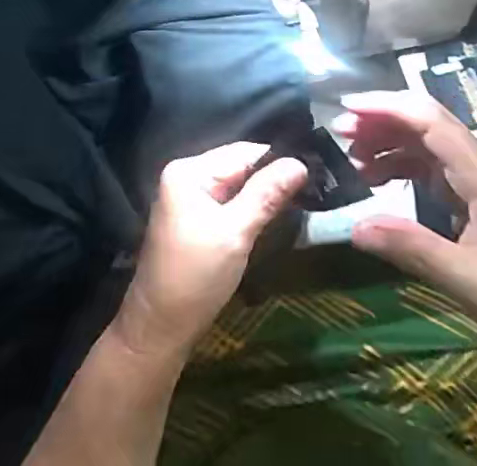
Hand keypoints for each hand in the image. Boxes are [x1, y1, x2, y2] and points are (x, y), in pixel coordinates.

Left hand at [115, 143, 308, 357]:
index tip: (315, 171)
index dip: (278, 160)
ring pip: (236, 185)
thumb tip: (299, 162)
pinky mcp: (194, 218)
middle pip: (239, 166)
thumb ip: (266, 195)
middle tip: (314, 188)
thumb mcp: (235, 233)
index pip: (242, 152)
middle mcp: (186, 176)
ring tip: (303, 199)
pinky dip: (249, 207)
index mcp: (189, 171)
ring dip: (264, 194)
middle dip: (272, 177)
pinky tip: (274, 215)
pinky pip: (228, 201)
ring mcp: (188, 197)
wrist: (161, 325)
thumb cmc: (196, 275)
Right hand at [332, 91, 476, 366]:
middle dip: (381, 120)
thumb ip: (412, 248)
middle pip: (428, 124)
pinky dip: (403, 167)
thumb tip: (354, 227)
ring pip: (429, 144)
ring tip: (351, 156)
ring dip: (389, 142)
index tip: (345, 108)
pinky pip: (435, 168)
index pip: (430, 121)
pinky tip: (379, 181)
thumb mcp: (469, 281)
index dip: (386, 107)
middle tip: (338, 133)